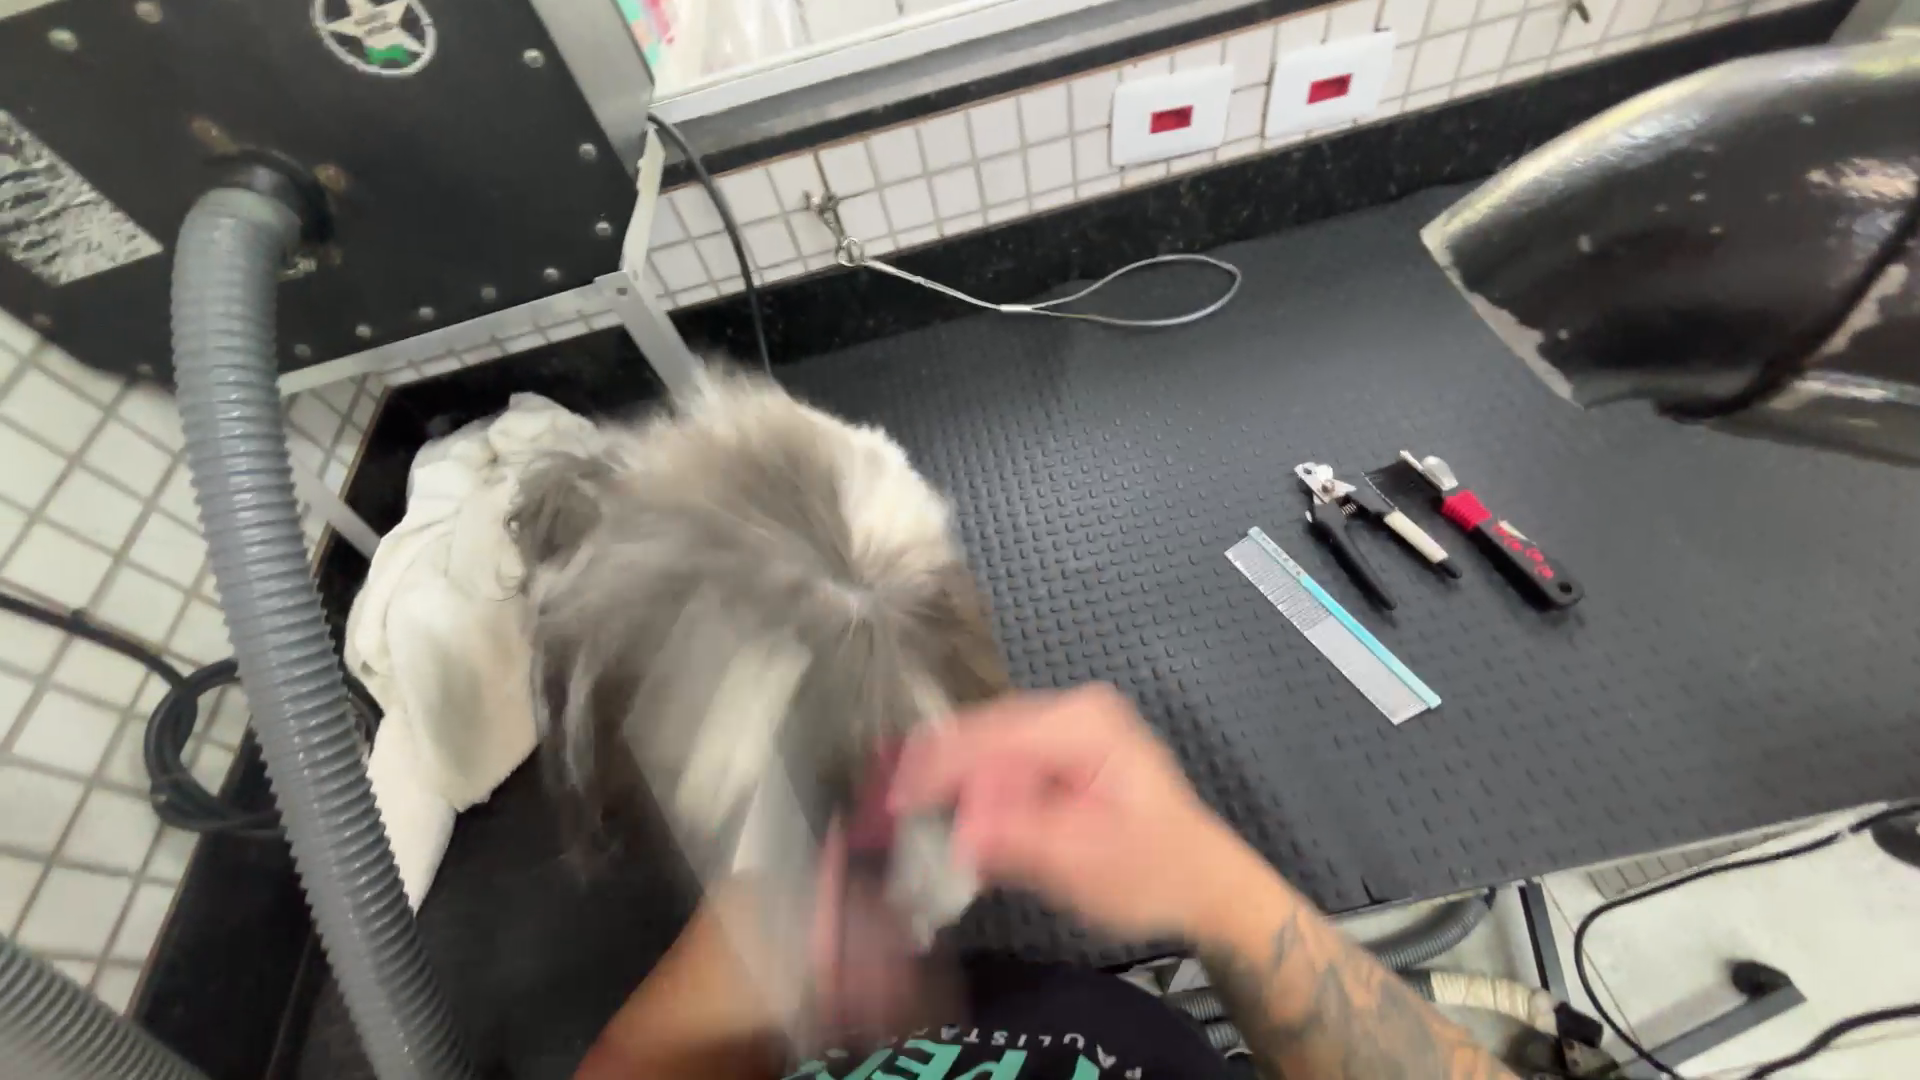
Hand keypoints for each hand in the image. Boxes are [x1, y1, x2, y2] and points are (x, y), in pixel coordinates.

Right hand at [889, 684, 1275, 940]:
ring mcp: (1065, 725)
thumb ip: (1020, 840)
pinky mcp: (1057, 749)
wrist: (1201, 880)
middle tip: (887, 809)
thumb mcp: (1088, 863)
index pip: (994, 735)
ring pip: (986, 745)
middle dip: (936, 773)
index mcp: (1084, 723)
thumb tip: (957, 832)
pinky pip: (1001, 760)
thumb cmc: (1155, 872)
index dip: (938, 766)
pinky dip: (972, 789)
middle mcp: (1071, 709)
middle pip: (984, 733)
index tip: (892, 800)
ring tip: (904, 812)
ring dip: (949, 783)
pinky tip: (946, 811)